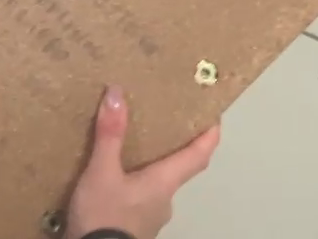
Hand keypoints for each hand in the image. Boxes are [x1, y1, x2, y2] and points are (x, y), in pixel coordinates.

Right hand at [64, 85, 220, 238]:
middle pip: (177, 168)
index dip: (209, 137)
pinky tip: (112, 174)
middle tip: (161, 119)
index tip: (216, 117)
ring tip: (127, 142)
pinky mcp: (135, 226)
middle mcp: (164, 200)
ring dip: (149, 164)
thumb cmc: (105, 215)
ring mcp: (151, 216)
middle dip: (173, 145)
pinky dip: (133, 179)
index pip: (197, 157)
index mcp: (163, 183)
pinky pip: (140, 195)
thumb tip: (117, 92)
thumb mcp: (102, 171)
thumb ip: (110, 134)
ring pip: (156, 182)